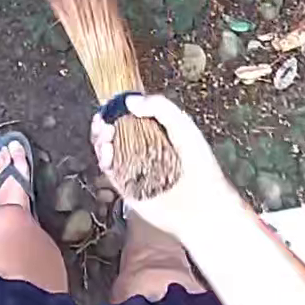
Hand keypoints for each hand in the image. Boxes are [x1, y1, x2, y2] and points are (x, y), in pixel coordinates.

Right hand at [90, 93, 244, 241]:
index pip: (130, 119)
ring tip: (105, 133)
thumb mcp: (182, 125)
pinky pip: (110, 172)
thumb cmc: (199, 163)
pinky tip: (107, 151)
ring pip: (108, 152)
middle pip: (114, 135)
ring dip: (100, 140)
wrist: (203, 203)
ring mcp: (134, 171)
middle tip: (102, 120)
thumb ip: (159, 107)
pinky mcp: (128, 189)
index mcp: (157, 135)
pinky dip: (104, 160)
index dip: (118, 111)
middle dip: (104, 125)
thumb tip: (130, 101)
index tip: (110, 105)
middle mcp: (143, 152)